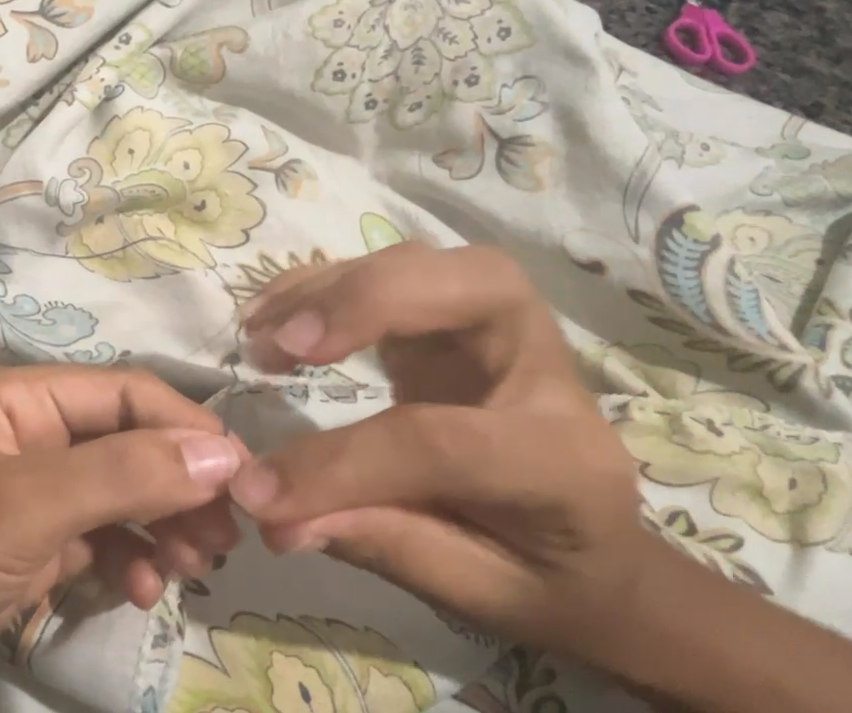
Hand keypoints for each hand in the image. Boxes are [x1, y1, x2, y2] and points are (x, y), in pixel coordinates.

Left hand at [0, 365, 246, 686]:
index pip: (127, 394)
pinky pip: (97, 544)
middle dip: (179, 485)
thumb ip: (124, 473)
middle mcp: (30, 438)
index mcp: (22, 400)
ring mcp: (28, 499)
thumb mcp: (27, 505)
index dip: (188, 430)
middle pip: (129, 445)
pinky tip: (138, 592)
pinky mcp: (26, 554)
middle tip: (221, 542)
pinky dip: (126, 562)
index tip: (246, 485)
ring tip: (186, 571)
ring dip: (160, 528)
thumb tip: (224, 452)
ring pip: (120, 497)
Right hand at [229, 242, 658, 657]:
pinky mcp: (455, 315)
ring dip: (329, 286)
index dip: (341, 462)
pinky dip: (324, 281)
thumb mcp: (474, 589)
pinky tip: (274, 312)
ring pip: (427, 262)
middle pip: (478, 286)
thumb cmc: (541, 577)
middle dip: (367, 299)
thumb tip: (272, 515)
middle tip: (280, 342)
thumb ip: (379, 542)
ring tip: (257, 331)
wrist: (597, 550)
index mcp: (566, 464)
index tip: (255, 491)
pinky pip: (395, 268)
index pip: (444, 441)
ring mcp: (505, 330)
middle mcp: (547, 374)